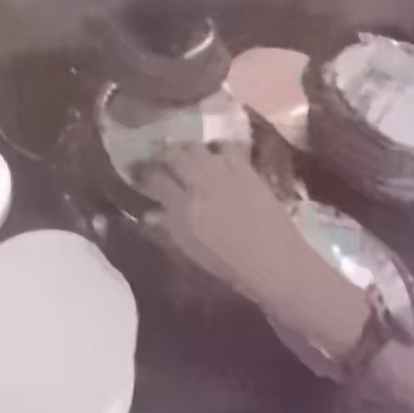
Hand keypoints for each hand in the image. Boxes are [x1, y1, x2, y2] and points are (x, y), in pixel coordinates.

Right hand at [136, 147, 368, 341]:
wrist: (276, 264)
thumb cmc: (230, 265)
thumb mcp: (191, 251)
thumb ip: (168, 227)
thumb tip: (148, 212)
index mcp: (183, 208)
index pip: (155, 179)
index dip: (143, 173)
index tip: (137, 172)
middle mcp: (201, 185)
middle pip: (173, 156)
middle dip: (160, 153)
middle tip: (155, 155)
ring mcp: (225, 174)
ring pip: (196, 148)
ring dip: (184, 147)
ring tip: (180, 150)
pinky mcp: (246, 170)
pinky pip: (225, 148)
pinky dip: (215, 147)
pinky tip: (212, 152)